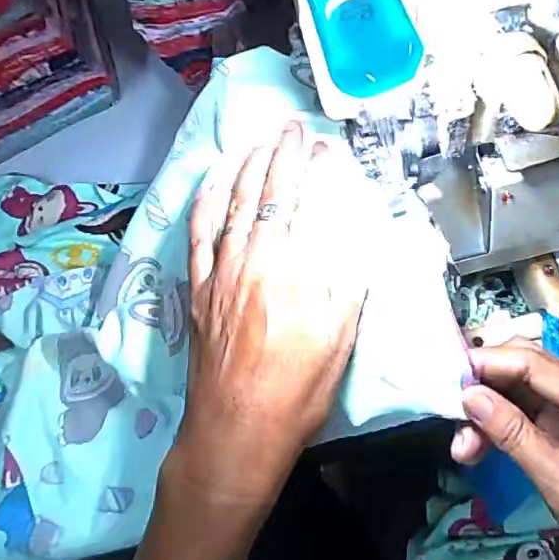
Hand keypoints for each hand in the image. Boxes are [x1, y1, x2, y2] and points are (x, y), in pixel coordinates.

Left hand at [169, 123, 368, 511]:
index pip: (303, 205)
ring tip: (258, 142)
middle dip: (279, 155)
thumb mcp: (339, 341)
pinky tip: (212, 182)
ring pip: (230, 206)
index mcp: (291, 273)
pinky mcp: (198, 290)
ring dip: (244, 168)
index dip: (312, 170)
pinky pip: (198, 235)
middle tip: (290, 127)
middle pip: (265, 196)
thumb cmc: (295, 393)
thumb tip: (360, 240)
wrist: (235, 432)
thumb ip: (350, 284)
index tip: (323, 147)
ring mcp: (219, 274)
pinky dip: (204, 202)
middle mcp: (252, 262)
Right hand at [452, 342, 558, 559]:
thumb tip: (468, 396)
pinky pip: (524, 421)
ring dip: (487, 415)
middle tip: (451, 412)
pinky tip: (476, 450)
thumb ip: (512, 433)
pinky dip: (499, 432)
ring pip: (518, 398)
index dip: (489, 364)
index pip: (533, 363)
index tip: (449, 377)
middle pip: (523, 374)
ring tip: (462, 449)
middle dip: (485, 390)